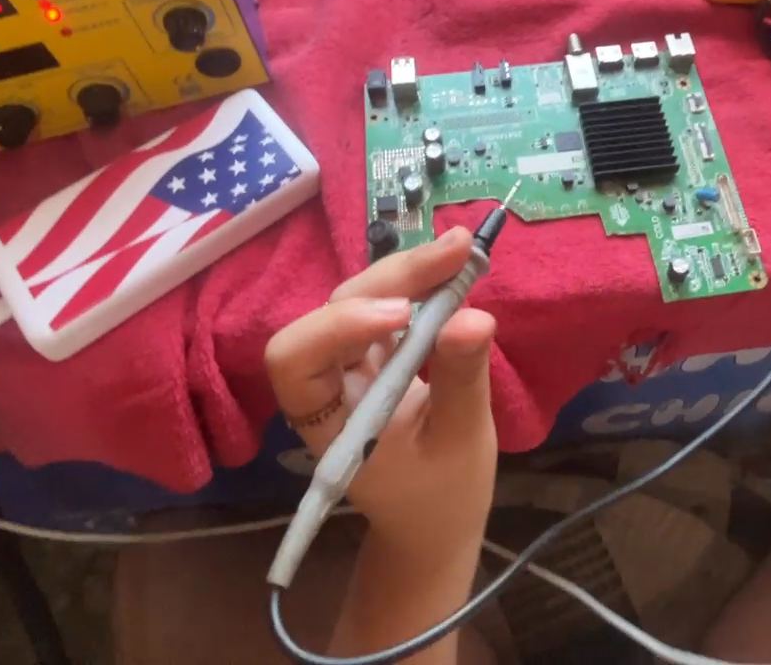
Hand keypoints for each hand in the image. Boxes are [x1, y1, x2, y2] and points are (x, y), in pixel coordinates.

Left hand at [264, 228, 497, 555]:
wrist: (432, 521)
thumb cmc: (440, 497)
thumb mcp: (460, 441)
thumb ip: (460, 379)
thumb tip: (475, 316)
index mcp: (326, 418)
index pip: (295, 359)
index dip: (338, 325)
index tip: (403, 314)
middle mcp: (328, 379)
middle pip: (338, 308)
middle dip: (396, 276)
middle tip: (458, 249)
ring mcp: (350, 361)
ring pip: (363, 297)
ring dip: (410, 271)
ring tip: (463, 249)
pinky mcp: (376, 350)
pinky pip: (388, 304)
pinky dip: (420, 283)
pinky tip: (452, 269)